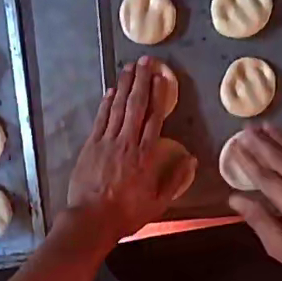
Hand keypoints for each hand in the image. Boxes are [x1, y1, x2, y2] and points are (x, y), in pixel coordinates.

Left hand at [63, 57, 196, 246]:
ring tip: (130, 67)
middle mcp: (126, 143)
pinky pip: (100, 119)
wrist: (91, 220)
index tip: (162, 78)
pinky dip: (106, 104)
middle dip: (142, 81)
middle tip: (146, 60)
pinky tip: (111, 91)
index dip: (159, 96)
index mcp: (145, 156)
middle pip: (136, 106)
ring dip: (125, 86)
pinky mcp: (90, 146)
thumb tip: (191, 159)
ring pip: (118, 108)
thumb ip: (175, 179)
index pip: (155, 119)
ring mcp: (106, 142)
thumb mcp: (158, 202)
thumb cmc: (126, 214)